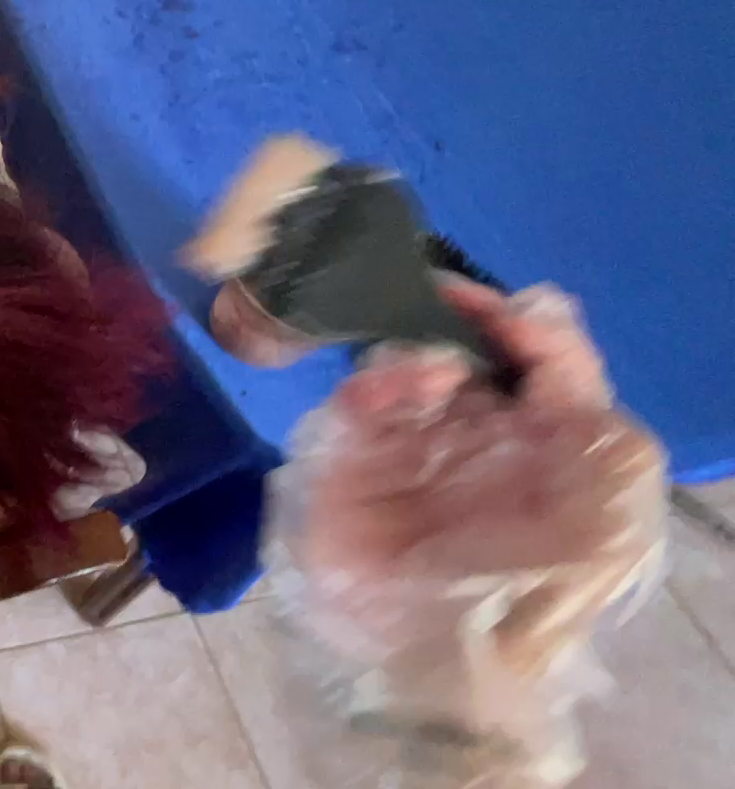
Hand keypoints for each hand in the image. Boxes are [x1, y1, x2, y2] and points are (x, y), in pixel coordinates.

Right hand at [288, 280, 665, 756]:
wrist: (431, 652)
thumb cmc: (529, 586)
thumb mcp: (604, 508)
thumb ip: (587, 411)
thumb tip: (541, 309)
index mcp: (544, 442)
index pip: (535, 360)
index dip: (513, 321)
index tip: (473, 295)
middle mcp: (474, 431)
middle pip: (459, 350)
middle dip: (445, 326)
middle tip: (425, 314)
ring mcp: (404, 440)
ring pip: (400, 366)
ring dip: (412, 357)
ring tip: (423, 381)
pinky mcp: (344, 452)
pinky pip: (356, 400)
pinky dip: (373, 385)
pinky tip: (389, 395)